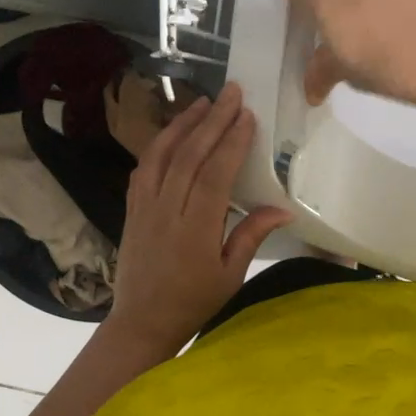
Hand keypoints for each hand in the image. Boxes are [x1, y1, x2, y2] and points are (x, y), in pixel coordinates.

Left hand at [105, 84, 290, 353]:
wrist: (142, 323)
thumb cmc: (192, 304)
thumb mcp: (229, 276)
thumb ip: (250, 236)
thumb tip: (283, 208)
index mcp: (196, 230)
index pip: (215, 174)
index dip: (231, 142)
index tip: (247, 116)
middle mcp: (167, 211)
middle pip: (189, 156)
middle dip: (212, 121)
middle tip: (231, 93)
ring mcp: (145, 208)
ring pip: (162, 155)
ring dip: (182, 125)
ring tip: (203, 102)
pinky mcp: (132, 210)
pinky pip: (143, 169)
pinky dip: (158, 146)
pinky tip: (172, 134)